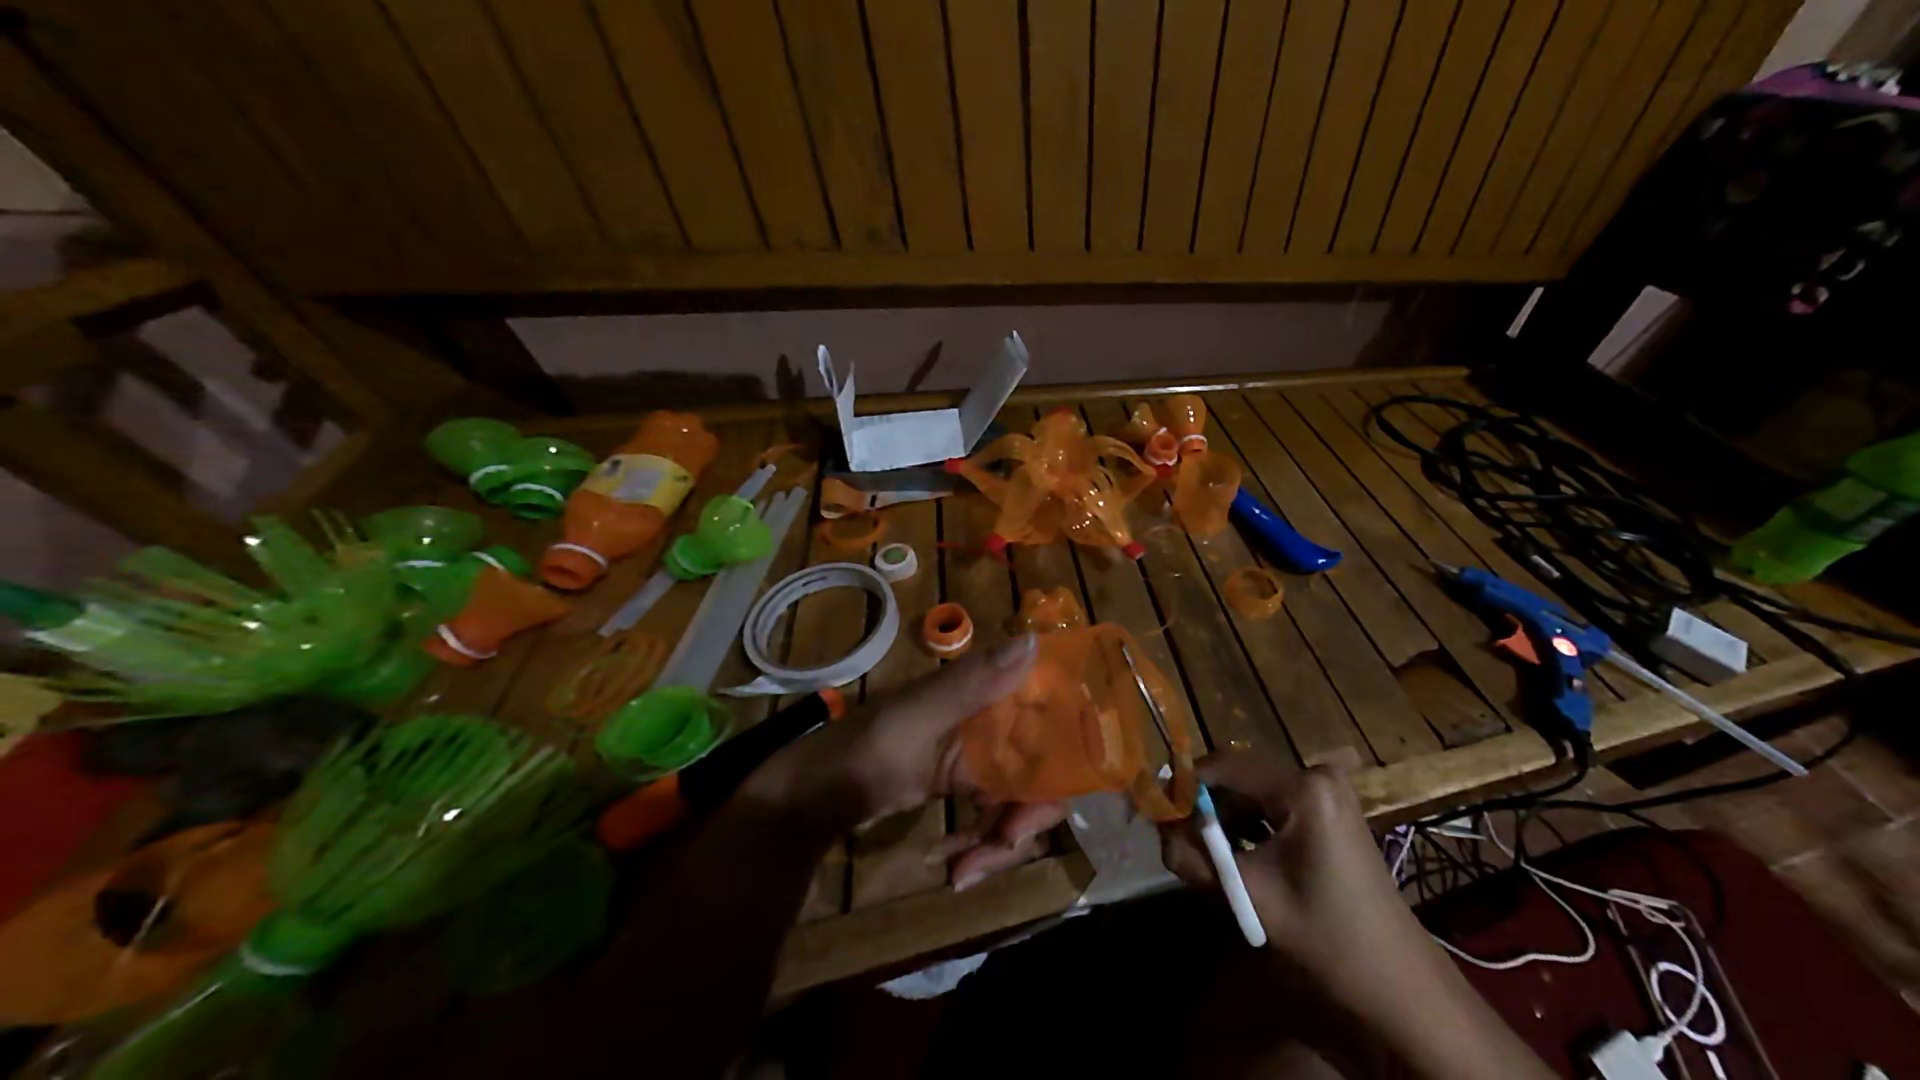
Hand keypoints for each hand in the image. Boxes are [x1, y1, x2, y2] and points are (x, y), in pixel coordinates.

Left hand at [742, 634, 1066, 889]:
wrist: (810, 799)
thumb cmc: (861, 750)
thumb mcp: (915, 718)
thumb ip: (971, 684)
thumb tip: (1035, 639)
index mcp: (984, 693)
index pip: (1051, 714)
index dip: (1067, 754)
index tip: (1052, 796)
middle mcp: (989, 721)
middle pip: (1044, 769)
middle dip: (1029, 814)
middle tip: (1003, 843)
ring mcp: (977, 757)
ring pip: (1021, 800)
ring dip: (1002, 841)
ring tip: (965, 872)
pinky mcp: (965, 786)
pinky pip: (994, 818)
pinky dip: (981, 846)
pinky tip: (956, 870)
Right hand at [1162, 754, 1453, 1016]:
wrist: (1394, 981)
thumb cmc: (1323, 934)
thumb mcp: (1246, 893)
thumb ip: (1191, 854)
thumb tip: (1156, 825)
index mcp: (1302, 788)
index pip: (1222, 766)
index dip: (1184, 786)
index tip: (1157, 811)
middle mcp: (1316, 775)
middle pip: (1237, 776)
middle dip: (1204, 806)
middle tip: (1178, 838)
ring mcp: (1327, 790)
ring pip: (1251, 789)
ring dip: (1224, 817)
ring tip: (1204, 852)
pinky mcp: (1330, 807)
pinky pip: (1272, 801)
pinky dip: (1248, 823)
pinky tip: (1236, 854)